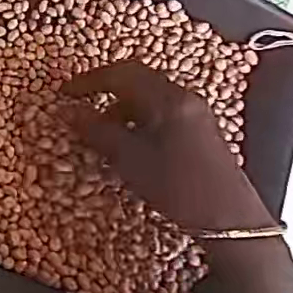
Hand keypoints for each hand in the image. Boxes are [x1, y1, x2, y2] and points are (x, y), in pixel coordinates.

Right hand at [61, 61, 271, 231]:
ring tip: (101, 131)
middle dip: (104, 89)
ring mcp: (194, 112)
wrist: (228, 218)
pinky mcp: (199, 128)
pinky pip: (161, 111)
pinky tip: (127, 142)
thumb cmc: (176, 187)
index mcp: (168, 99)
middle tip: (80, 103)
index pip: (122, 74)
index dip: (89, 80)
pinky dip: (138, 118)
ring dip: (121, 106)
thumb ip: (97, 131)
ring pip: (149, 96)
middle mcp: (184, 97)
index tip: (65, 93)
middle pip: (137, 79)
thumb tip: (67, 111)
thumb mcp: (130, 159)